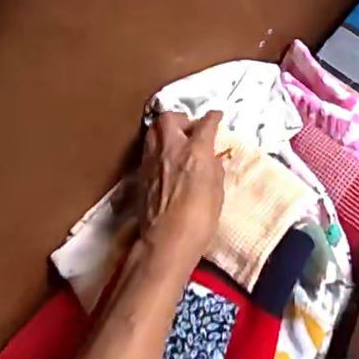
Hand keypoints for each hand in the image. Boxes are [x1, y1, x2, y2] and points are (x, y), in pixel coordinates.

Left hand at [138, 110, 224, 268]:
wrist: (166, 242)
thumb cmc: (200, 218)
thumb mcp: (217, 190)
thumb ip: (214, 167)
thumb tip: (211, 157)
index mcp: (196, 151)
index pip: (206, 123)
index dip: (213, 117)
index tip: (217, 116)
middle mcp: (171, 148)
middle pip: (170, 117)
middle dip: (182, 118)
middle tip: (191, 128)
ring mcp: (153, 160)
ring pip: (154, 130)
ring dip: (165, 130)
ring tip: (175, 141)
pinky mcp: (141, 173)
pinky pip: (148, 148)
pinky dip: (158, 147)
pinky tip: (165, 159)